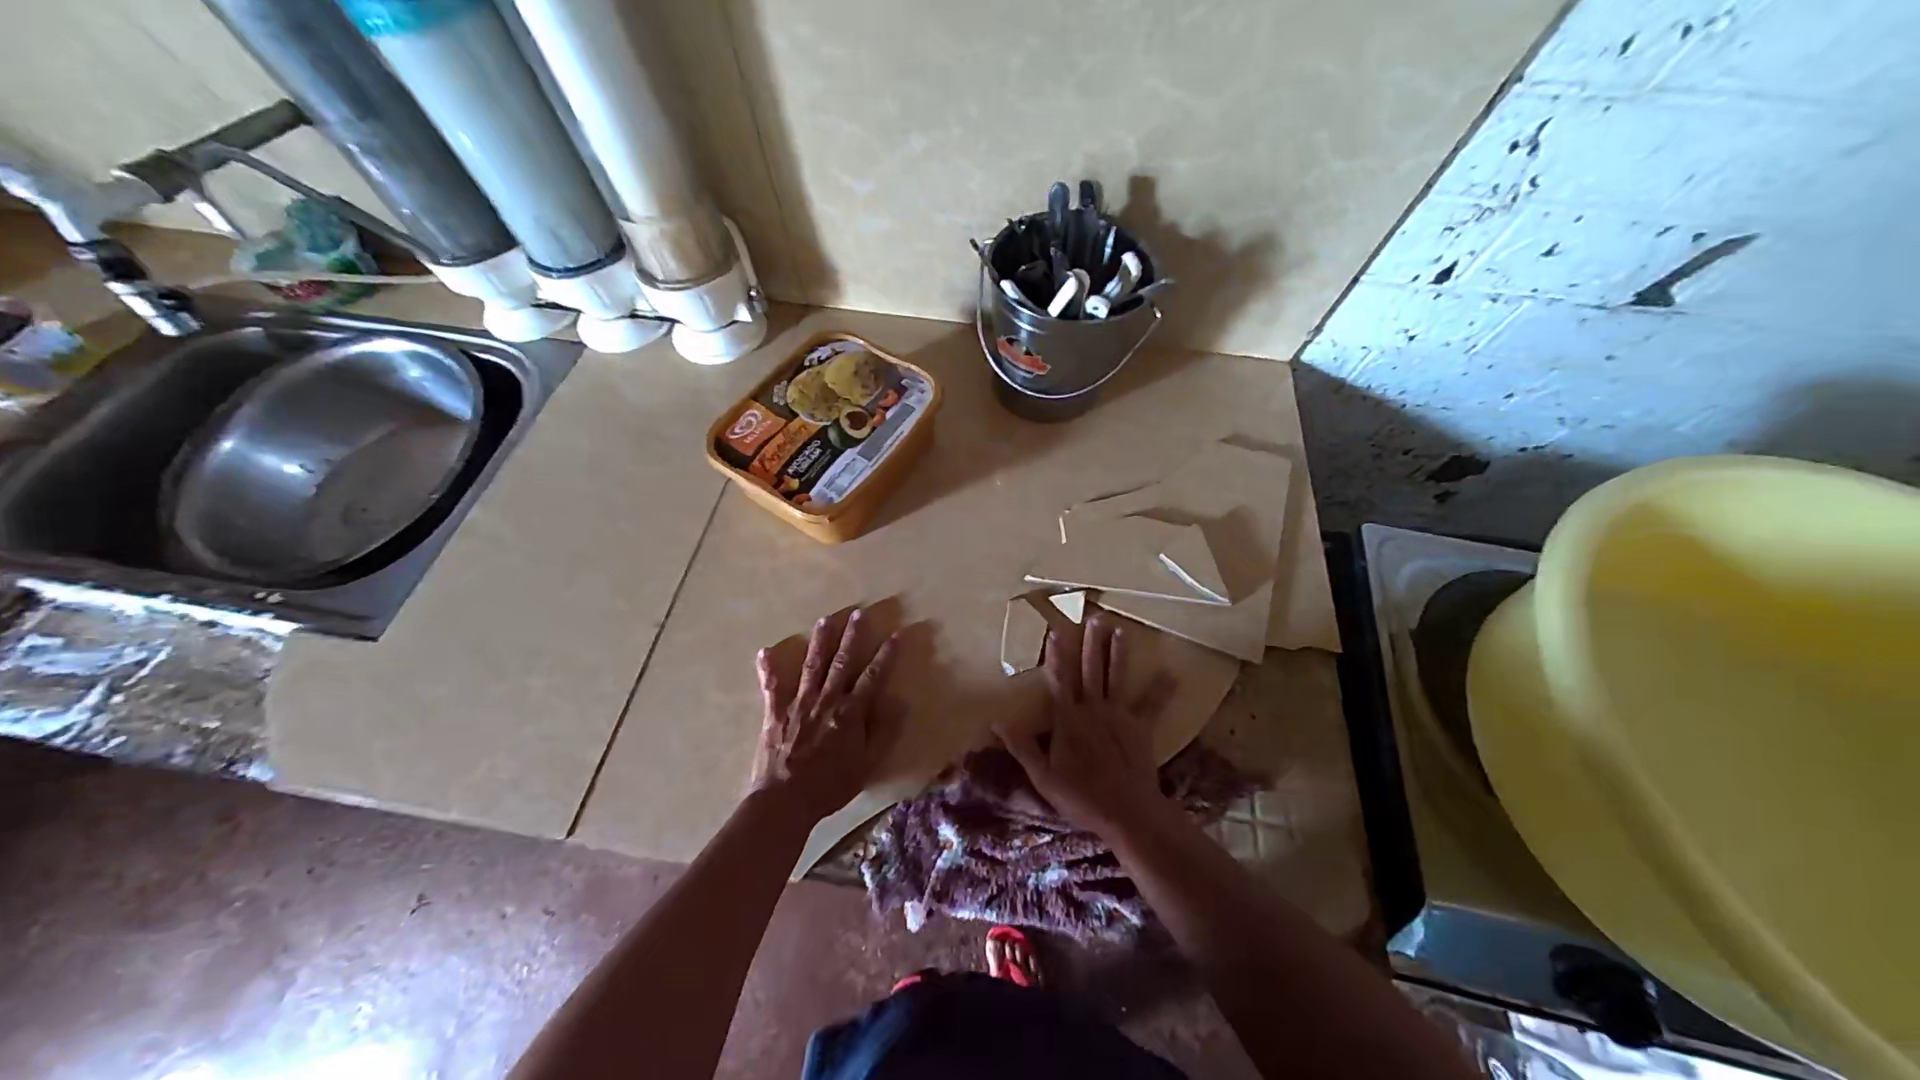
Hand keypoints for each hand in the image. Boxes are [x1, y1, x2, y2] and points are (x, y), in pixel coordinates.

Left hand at [750, 607, 902, 822]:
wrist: (785, 800)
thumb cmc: (830, 786)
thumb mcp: (867, 764)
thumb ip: (883, 730)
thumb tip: (899, 700)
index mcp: (850, 712)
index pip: (873, 677)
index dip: (886, 656)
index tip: (895, 635)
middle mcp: (825, 700)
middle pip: (842, 661)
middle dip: (852, 636)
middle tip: (859, 613)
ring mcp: (798, 703)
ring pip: (812, 665)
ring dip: (819, 640)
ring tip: (825, 619)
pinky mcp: (775, 713)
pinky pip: (771, 686)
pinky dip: (768, 669)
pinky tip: (765, 651)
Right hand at [996, 612, 1178, 840]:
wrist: (1127, 813)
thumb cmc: (1080, 796)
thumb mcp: (1042, 776)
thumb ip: (1022, 747)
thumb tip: (996, 722)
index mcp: (1068, 719)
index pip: (1059, 680)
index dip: (1056, 655)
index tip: (1055, 631)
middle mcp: (1093, 709)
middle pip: (1090, 670)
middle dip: (1090, 643)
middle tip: (1094, 617)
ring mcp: (1119, 716)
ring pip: (1116, 678)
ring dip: (1117, 653)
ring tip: (1120, 630)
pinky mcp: (1140, 729)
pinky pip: (1151, 706)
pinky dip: (1161, 691)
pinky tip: (1172, 674)